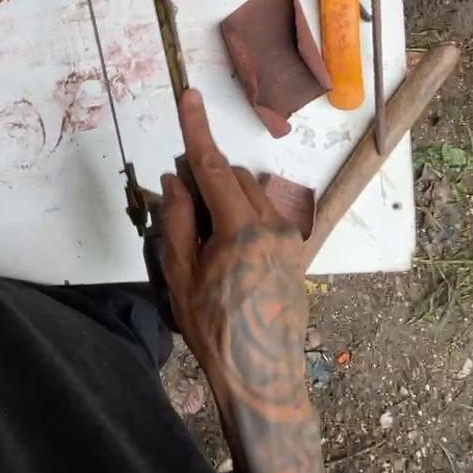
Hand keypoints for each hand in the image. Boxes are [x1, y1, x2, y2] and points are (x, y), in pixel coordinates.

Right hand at [161, 89, 315, 424]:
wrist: (262, 377)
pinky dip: (241, 215)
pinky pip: (265, 215)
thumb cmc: (213, 328)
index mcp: (241, 228)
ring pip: (251, 194)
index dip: (197, 129)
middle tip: (180, 205)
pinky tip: (227, 251)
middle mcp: (272, 225)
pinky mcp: (296, 253)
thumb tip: (177, 178)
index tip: (189, 96)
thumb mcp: (180, 274)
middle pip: (233, 176)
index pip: (214, 166)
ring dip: (225, 197)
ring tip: (204, 239)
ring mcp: (289, 239)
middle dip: (206, 176)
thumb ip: (177, 218)